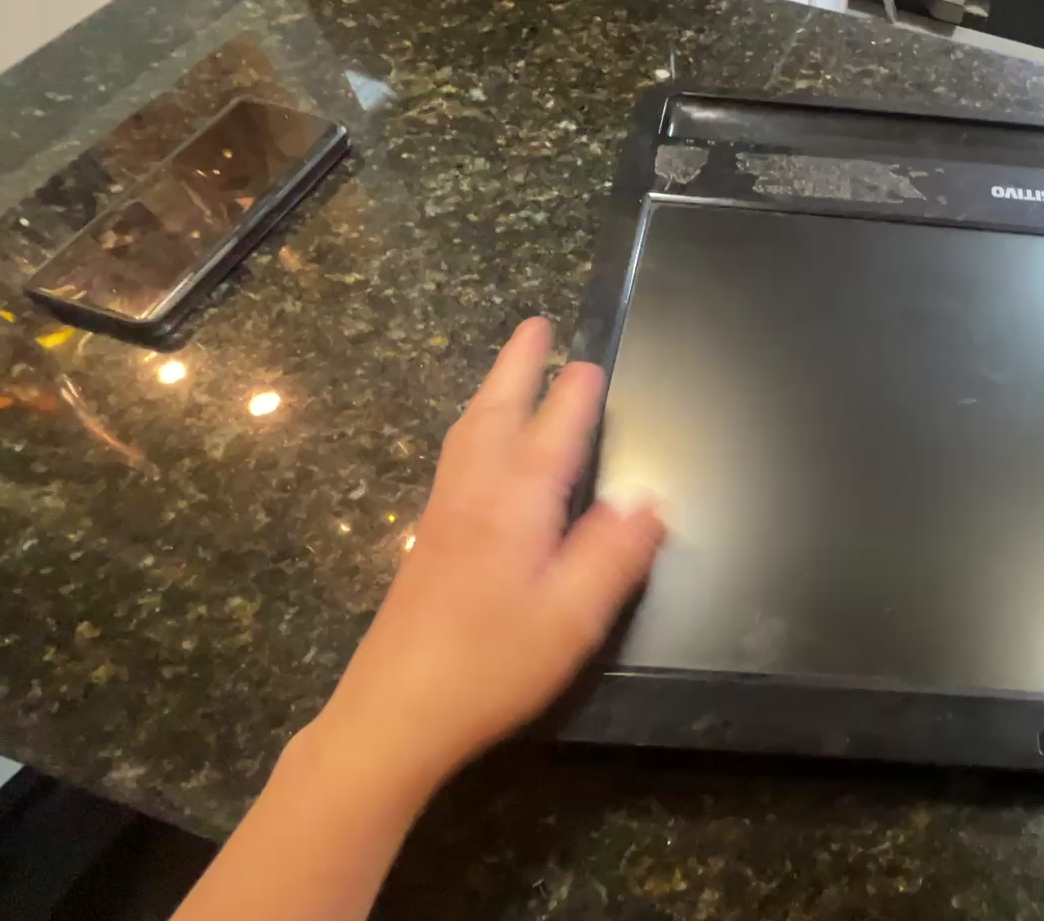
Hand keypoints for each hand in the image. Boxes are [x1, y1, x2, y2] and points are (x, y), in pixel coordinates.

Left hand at [308, 317, 664, 788]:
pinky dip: (474, 425)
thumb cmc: (490, 666)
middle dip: (518, 366)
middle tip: (534, 326)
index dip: (575, 395)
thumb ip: (614, 555)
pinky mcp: (429, 539)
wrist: (390, 717)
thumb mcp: (571, 619)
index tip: (591, 359)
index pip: (553, 433)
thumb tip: (652, 502)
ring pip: (469, 432)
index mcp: (516, 506)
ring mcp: (445, 515)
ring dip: (492, 389)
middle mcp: (476, 495)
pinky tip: (478, 441)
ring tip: (509, 366)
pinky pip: (456, 456)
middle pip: (497, 413)